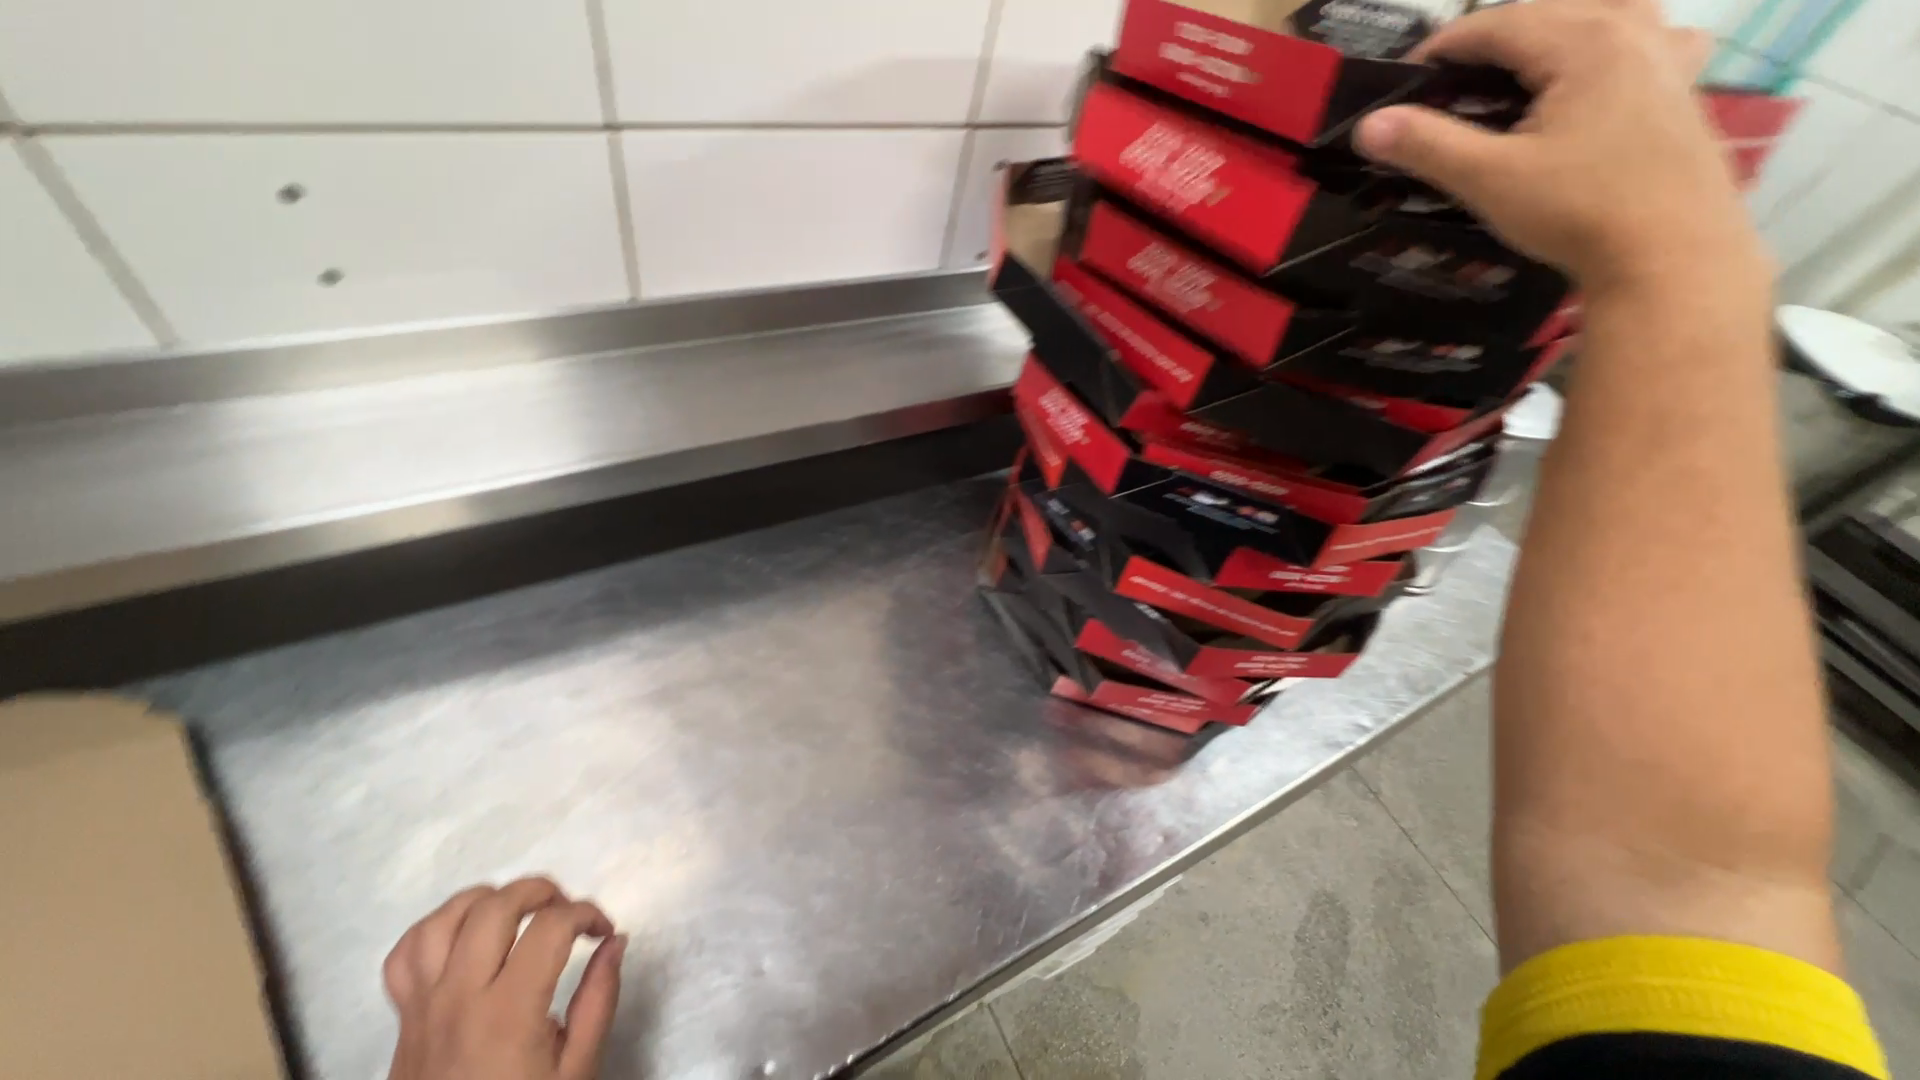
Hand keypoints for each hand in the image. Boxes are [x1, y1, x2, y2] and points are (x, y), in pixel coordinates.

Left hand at [384, 877, 626, 1079]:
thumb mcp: (576, 1073)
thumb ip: (599, 1001)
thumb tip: (615, 942)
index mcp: (508, 1014)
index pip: (550, 927)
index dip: (587, 914)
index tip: (604, 932)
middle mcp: (459, 998)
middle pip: (495, 907)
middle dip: (542, 891)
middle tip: (567, 913)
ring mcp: (422, 1007)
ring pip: (444, 919)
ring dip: (487, 899)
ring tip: (518, 913)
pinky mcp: (403, 1019)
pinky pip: (405, 955)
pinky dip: (436, 930)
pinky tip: (466, 937)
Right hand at [1354, 0, 1765, 293]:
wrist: (1670, 254)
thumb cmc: (1578, 211)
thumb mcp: (1489, 179)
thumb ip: (1428, 145)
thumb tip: (1368, 125)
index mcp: (1585, 41)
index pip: (1499, 22)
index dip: (1445, 46)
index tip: (1406, 79)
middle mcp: (1633, 32)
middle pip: (1549, 10)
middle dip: (1493, 37)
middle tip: (1449, 80)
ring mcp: (1667, 57)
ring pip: (1605, 12)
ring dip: (1555, 29)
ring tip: (1520, 66)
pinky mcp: (1683, 89)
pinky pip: (1648, 39)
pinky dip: (1612, 44)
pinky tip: (1599, 73)